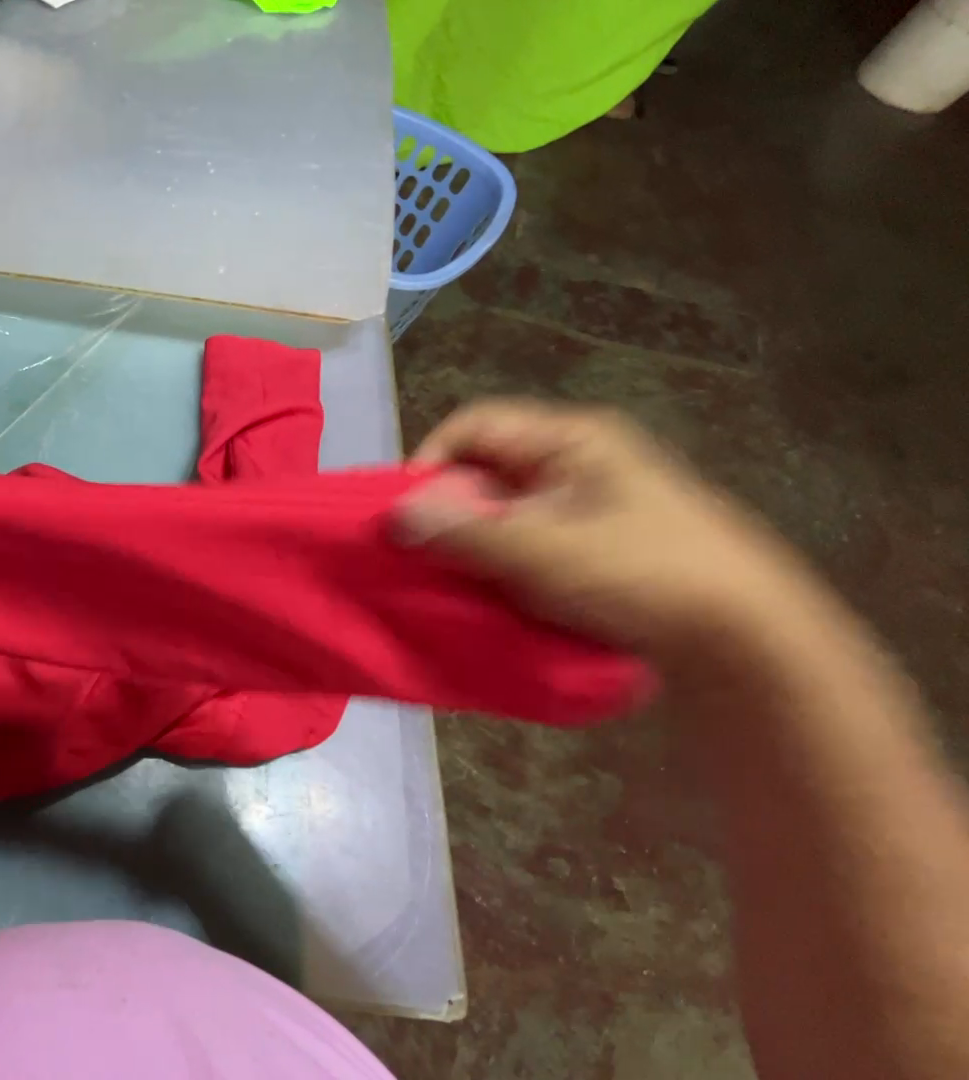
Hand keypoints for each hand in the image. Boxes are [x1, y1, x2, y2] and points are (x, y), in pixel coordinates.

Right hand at [393, 400, 822, 663]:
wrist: (746, 643)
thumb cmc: (645, 576)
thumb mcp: (545, 551)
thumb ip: (464, 531)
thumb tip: (393, 514)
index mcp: (571, 441)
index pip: (475, 426)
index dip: (430, 461)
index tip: (402, 511)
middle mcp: (573, 465)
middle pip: (481, 472)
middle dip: (442, 512)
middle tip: (416, 554)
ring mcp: (582, 509)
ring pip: (496, 515)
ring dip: (465, 546)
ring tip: (441, 581)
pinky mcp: (586, 551)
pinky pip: (517, 547)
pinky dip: (492, 567)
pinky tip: (479, 596)